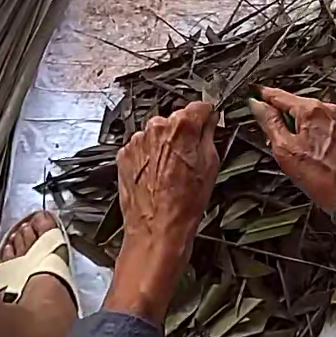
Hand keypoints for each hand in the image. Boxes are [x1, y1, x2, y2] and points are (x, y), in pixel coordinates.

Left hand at [105, 100, 218, 322]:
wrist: (156, 230)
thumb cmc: (184, 205)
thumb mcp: (211, 165)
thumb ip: (210, 134)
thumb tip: (210, 120)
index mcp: (181, 126)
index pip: (199, 106)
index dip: (207, 116)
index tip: (209, 123)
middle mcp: (155, 128)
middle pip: (176, 119)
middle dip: (185, 133)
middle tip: (191, 157)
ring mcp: (137, 141)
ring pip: (158, 133)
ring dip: (166, 145)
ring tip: (173, 171)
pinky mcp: (124, 154)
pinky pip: (143, 147)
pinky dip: (150, 156)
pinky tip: (159, 176)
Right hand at [250, 86, 335, 213]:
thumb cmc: (319, 176)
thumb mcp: (283, 148)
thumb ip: (269, 122)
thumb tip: (258, 105)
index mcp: (311, 110)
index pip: (280, 95)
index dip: (263, 95)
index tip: (255, 93)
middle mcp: (328, 110)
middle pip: (296, 106)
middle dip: (282, 116)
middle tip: (271, 134)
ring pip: (311, 117)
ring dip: (299, 126)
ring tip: (293, 150)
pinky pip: (325, 127)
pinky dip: (314, 134)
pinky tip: (310, 153)